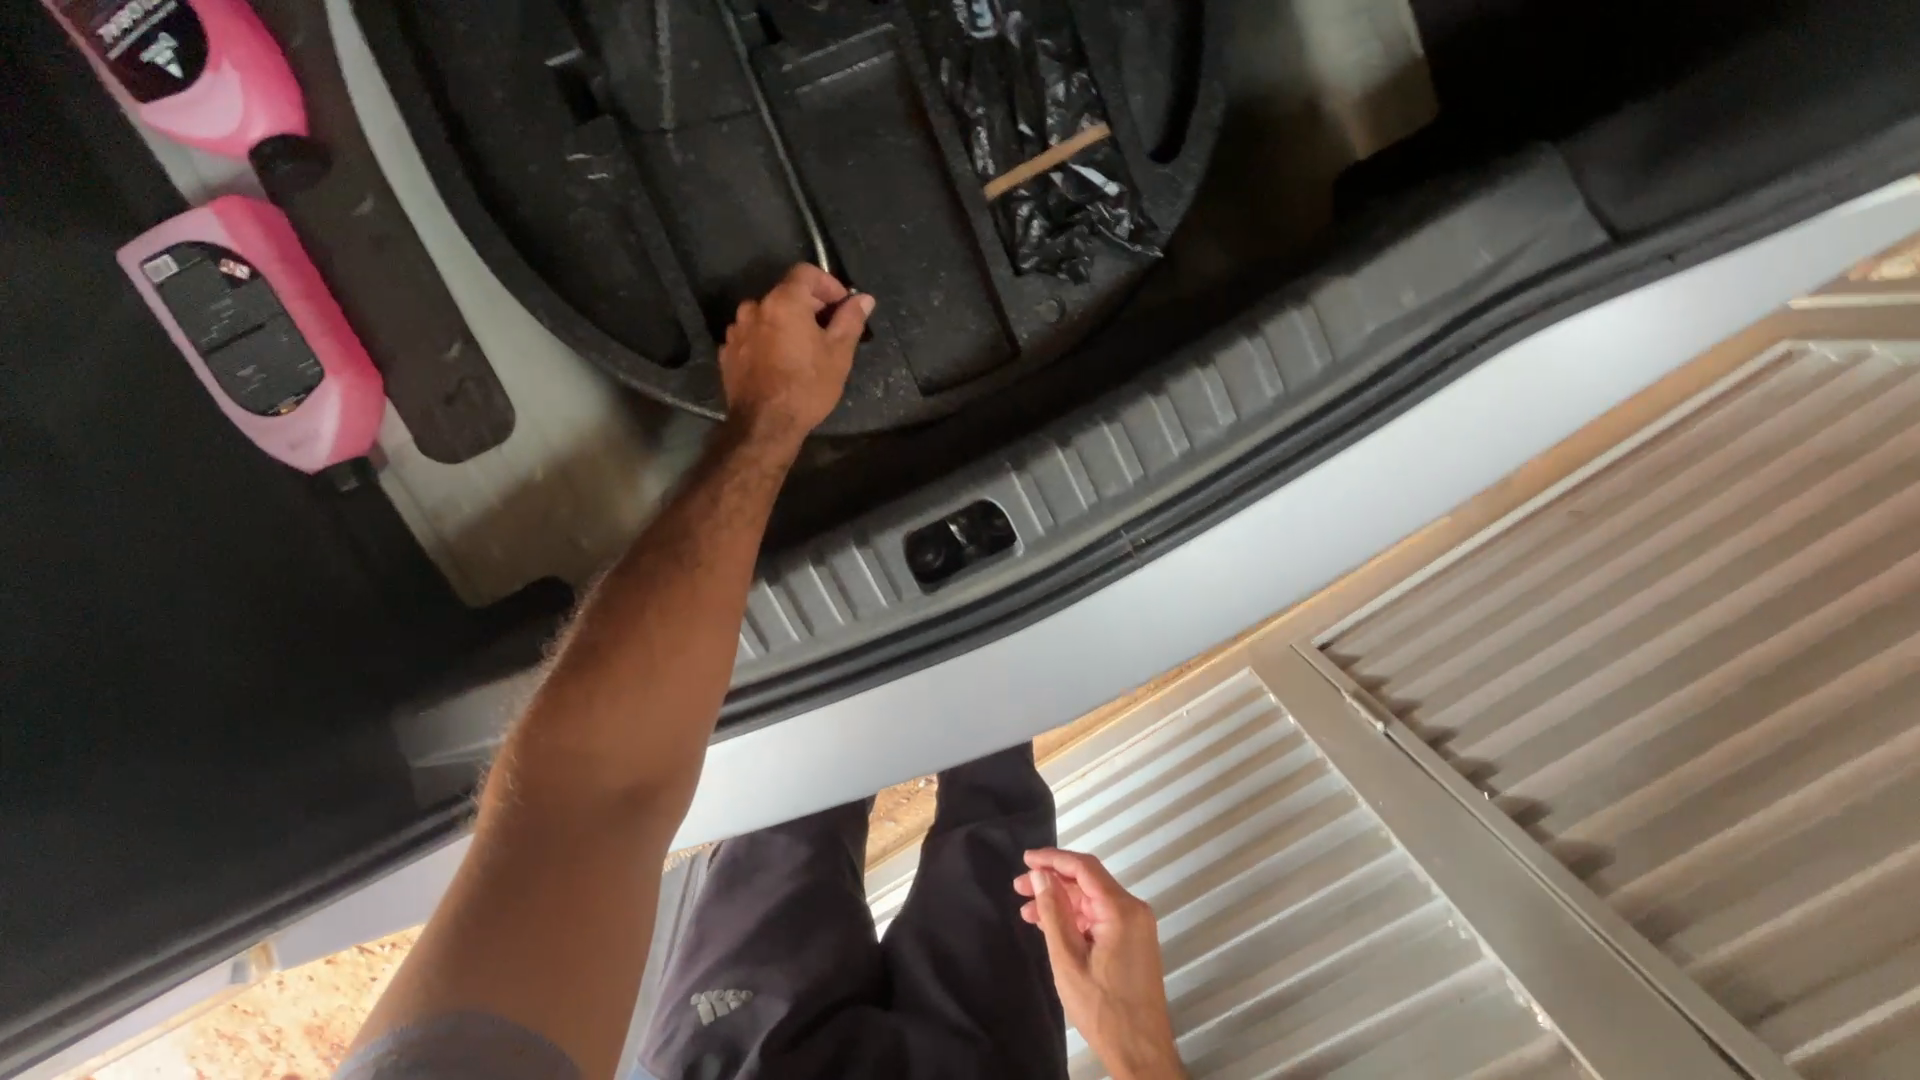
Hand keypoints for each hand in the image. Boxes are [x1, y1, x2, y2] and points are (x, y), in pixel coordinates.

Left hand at [720, 263, 873, 444]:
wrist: (764, 425)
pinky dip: (767, 341)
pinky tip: (779, 363)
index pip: (805, 273)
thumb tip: (863, 298)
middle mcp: (755, 308)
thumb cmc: (807, 386)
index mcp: (783, 301)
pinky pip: (752, 336)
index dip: (828, 284)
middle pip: (785, 294)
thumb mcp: (839, 354)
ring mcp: (736, 330)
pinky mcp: (727, 353)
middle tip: (827, 331)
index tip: (842, 306)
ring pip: (767, 316)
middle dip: (809, 306)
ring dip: (785, 324)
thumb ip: (850, 320)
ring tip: (802, 348)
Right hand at [1016, 849, 1185, 1079]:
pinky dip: (1075, 919)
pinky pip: (1100, 918)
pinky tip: (1050, 927)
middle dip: (1053, 882)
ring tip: (1027, 911)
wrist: (1141, 1053)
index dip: (1053, 859)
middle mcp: (1134, 911)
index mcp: (1122, 910)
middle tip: (1020, 888)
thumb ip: (1053, 912)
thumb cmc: (1102, 1010)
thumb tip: (1041, 875)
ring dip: (1061, 902)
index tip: (1026, 859)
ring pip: (1092, 900)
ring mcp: (1136, 927)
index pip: (1084, 868)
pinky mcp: (1133, 942)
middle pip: (1088, 882)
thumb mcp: (1068, 959)